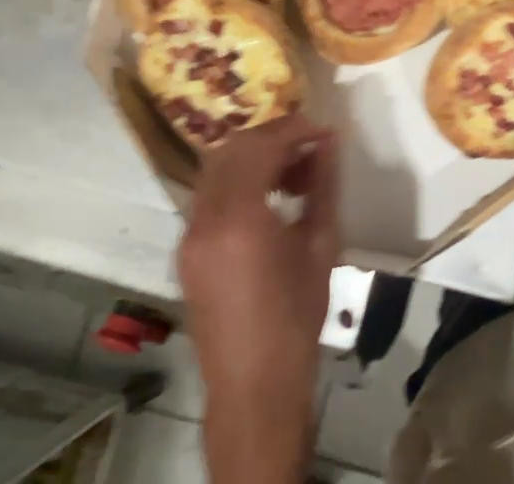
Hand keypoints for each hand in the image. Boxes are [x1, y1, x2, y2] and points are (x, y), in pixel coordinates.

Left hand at [178, 116, 338, 483]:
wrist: (254, 383)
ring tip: (296, 174)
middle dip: (272, 138)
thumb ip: (322, 188)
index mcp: (240, 218)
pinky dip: (238, 182)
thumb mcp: (321, 247)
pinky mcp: (186, 250)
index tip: (325, 131)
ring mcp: (189, 235)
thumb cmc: (297, 318)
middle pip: (230, 150)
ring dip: (253, 158)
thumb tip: (328, 144)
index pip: (260, 147)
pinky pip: (209, 196)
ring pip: (215, 170)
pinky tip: (271, 199)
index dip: (294, 130)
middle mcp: (204, 219)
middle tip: (310, 146)